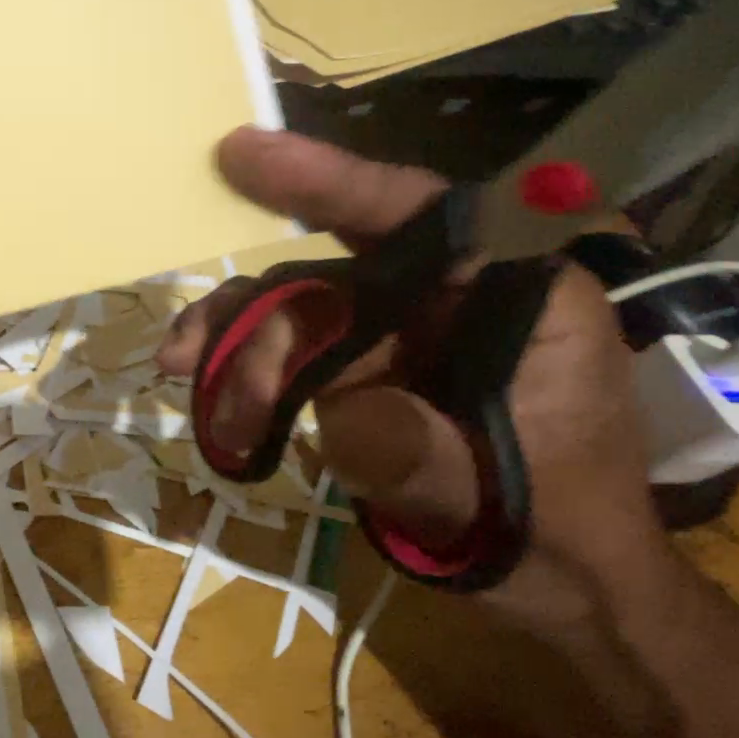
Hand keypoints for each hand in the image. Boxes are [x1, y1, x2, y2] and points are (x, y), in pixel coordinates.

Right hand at [158, 128, 666, 612]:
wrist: (552, 582)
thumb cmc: (552, 530)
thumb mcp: (491, 498)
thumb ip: (419, 454)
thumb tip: (341, 414)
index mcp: (510, 294)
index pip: (416, 213)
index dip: (328, 178)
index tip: (242, 155)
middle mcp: (447, 292)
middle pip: (326, 271)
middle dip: (255, 314)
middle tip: (190, 354)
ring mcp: (398, 324)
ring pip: (291, 305)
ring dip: (234, 344)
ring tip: (186, 382)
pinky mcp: (361, 357)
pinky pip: (285, 342)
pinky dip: (241, 366)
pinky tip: (214, 403)